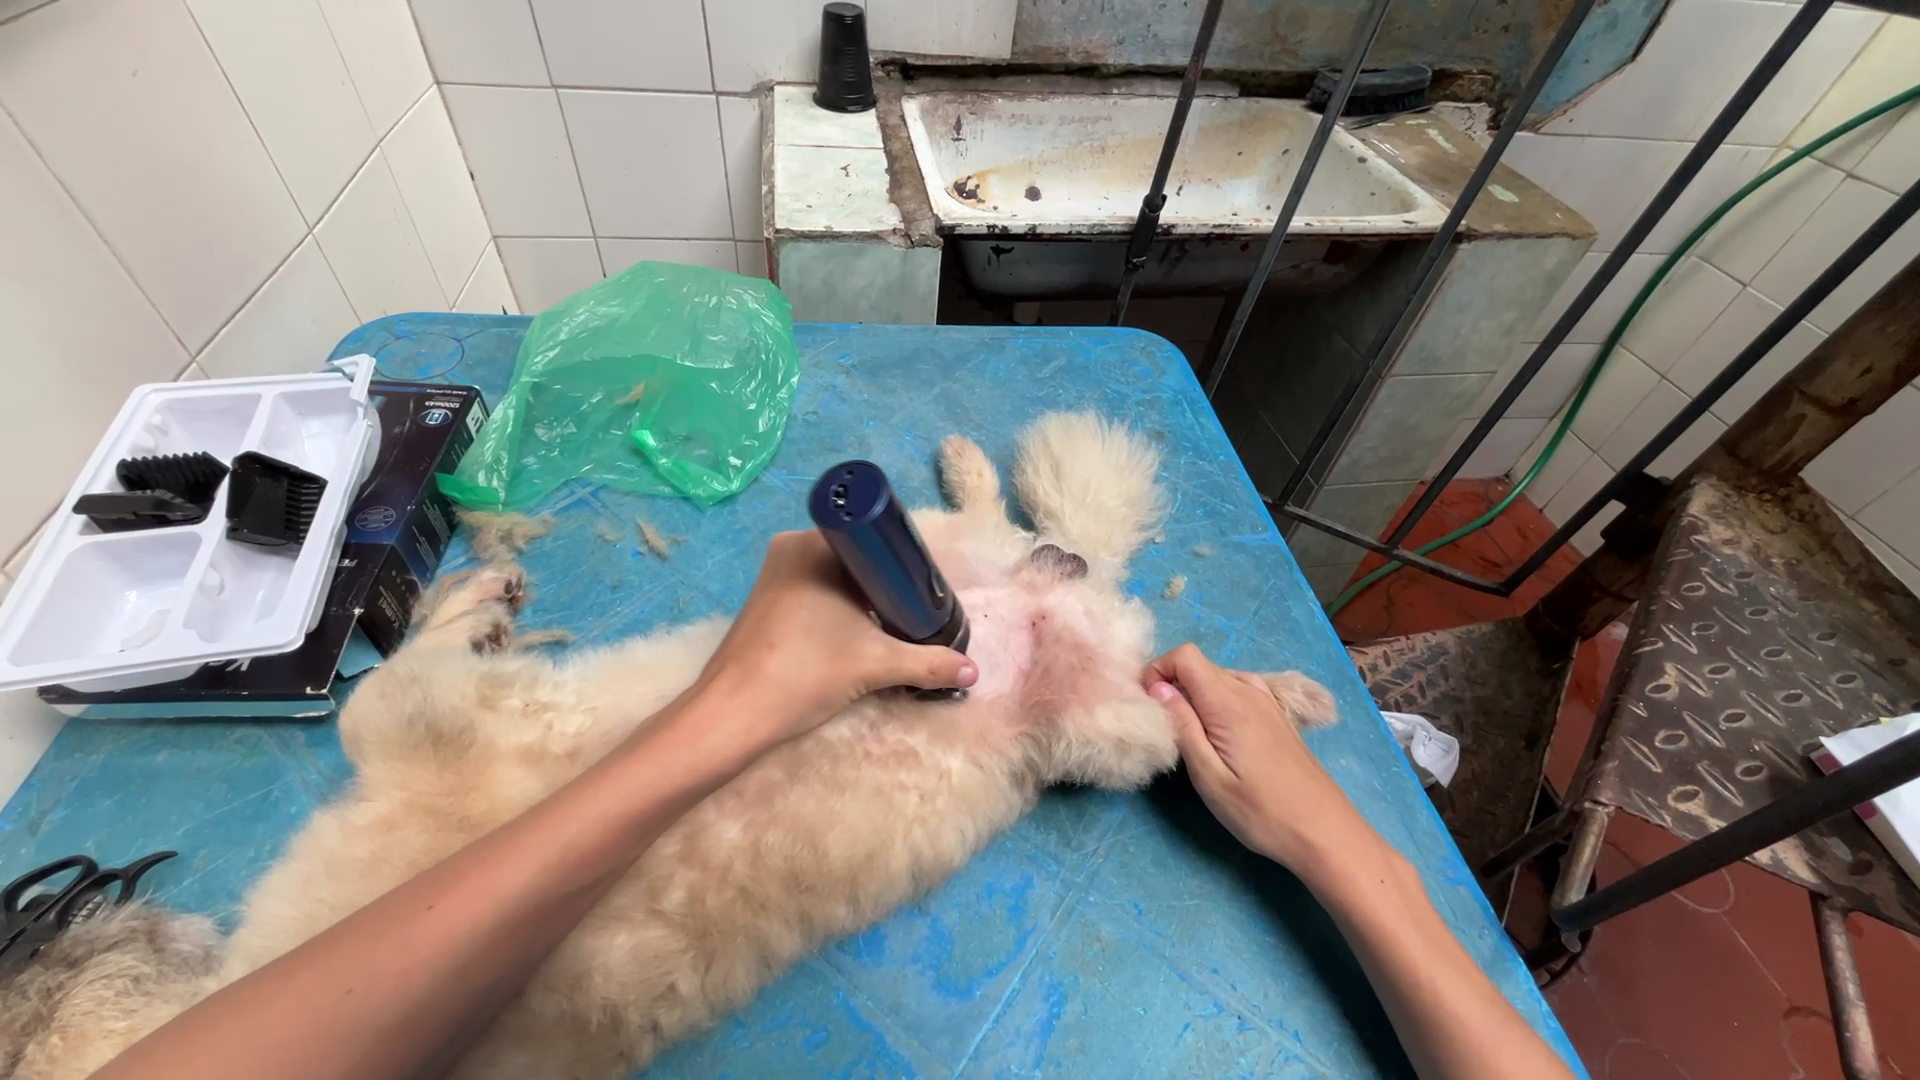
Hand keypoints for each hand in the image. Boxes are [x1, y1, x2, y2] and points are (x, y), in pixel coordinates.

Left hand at [693, 530, 975, 744]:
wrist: (732, 715)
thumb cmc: (805, 673)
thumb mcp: (877, 665)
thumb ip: (929, 664)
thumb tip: (973, 673)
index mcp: (817, 544)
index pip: (878, 538)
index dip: (909, 563)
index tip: (929, 592)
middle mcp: (793, 546)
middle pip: (860, 558)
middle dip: (890, 586)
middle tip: (917, 616)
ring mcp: (775, 573)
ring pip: (837, 577)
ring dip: (865, 601)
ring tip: (893, 628)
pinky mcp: (764, 599)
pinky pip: (816, 591)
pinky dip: (840, 609)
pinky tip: (855, 636)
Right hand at [1145, 644, 1367, 876]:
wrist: (1326, 833)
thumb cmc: (1261, 812)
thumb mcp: (1209, 777)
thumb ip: (1182, 726)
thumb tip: (1158, 687)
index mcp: (1229, 702)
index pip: (1185, 655)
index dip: (1159, 670)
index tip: (1150, 705)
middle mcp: (1250, 692)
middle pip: (1200, 665)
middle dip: (1173, 685)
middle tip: (1166, 728)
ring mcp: (1268, 703)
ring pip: (1219, 677)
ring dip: (1196, 695)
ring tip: (1191, 735)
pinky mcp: (1278, 717)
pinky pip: (1239, 691)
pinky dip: (1218, 701)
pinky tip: (1221, 734)